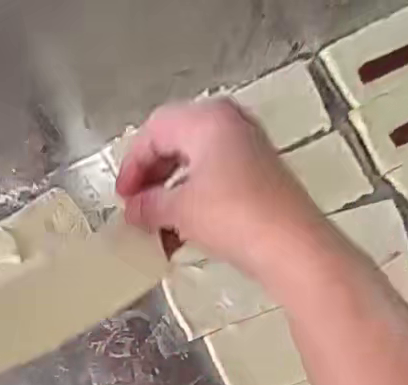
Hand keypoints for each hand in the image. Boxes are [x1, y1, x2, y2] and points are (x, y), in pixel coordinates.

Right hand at [115, 99, 332, 281]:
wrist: (285, 242)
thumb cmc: (233, 215)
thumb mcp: (177, 210)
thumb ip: (147, 205)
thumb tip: (134, 209)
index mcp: (207, 120)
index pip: (154, 130)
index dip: (132, 164)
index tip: (123, 196)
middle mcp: (228, 124)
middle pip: (173, 141)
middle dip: (149, 176)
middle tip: (134, 206)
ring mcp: (244, 148)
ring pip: (191, 162)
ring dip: (167, 192)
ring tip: (154, 223)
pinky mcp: (253, 174)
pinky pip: (209, 179)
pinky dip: (188, 199)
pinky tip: (178, 230)